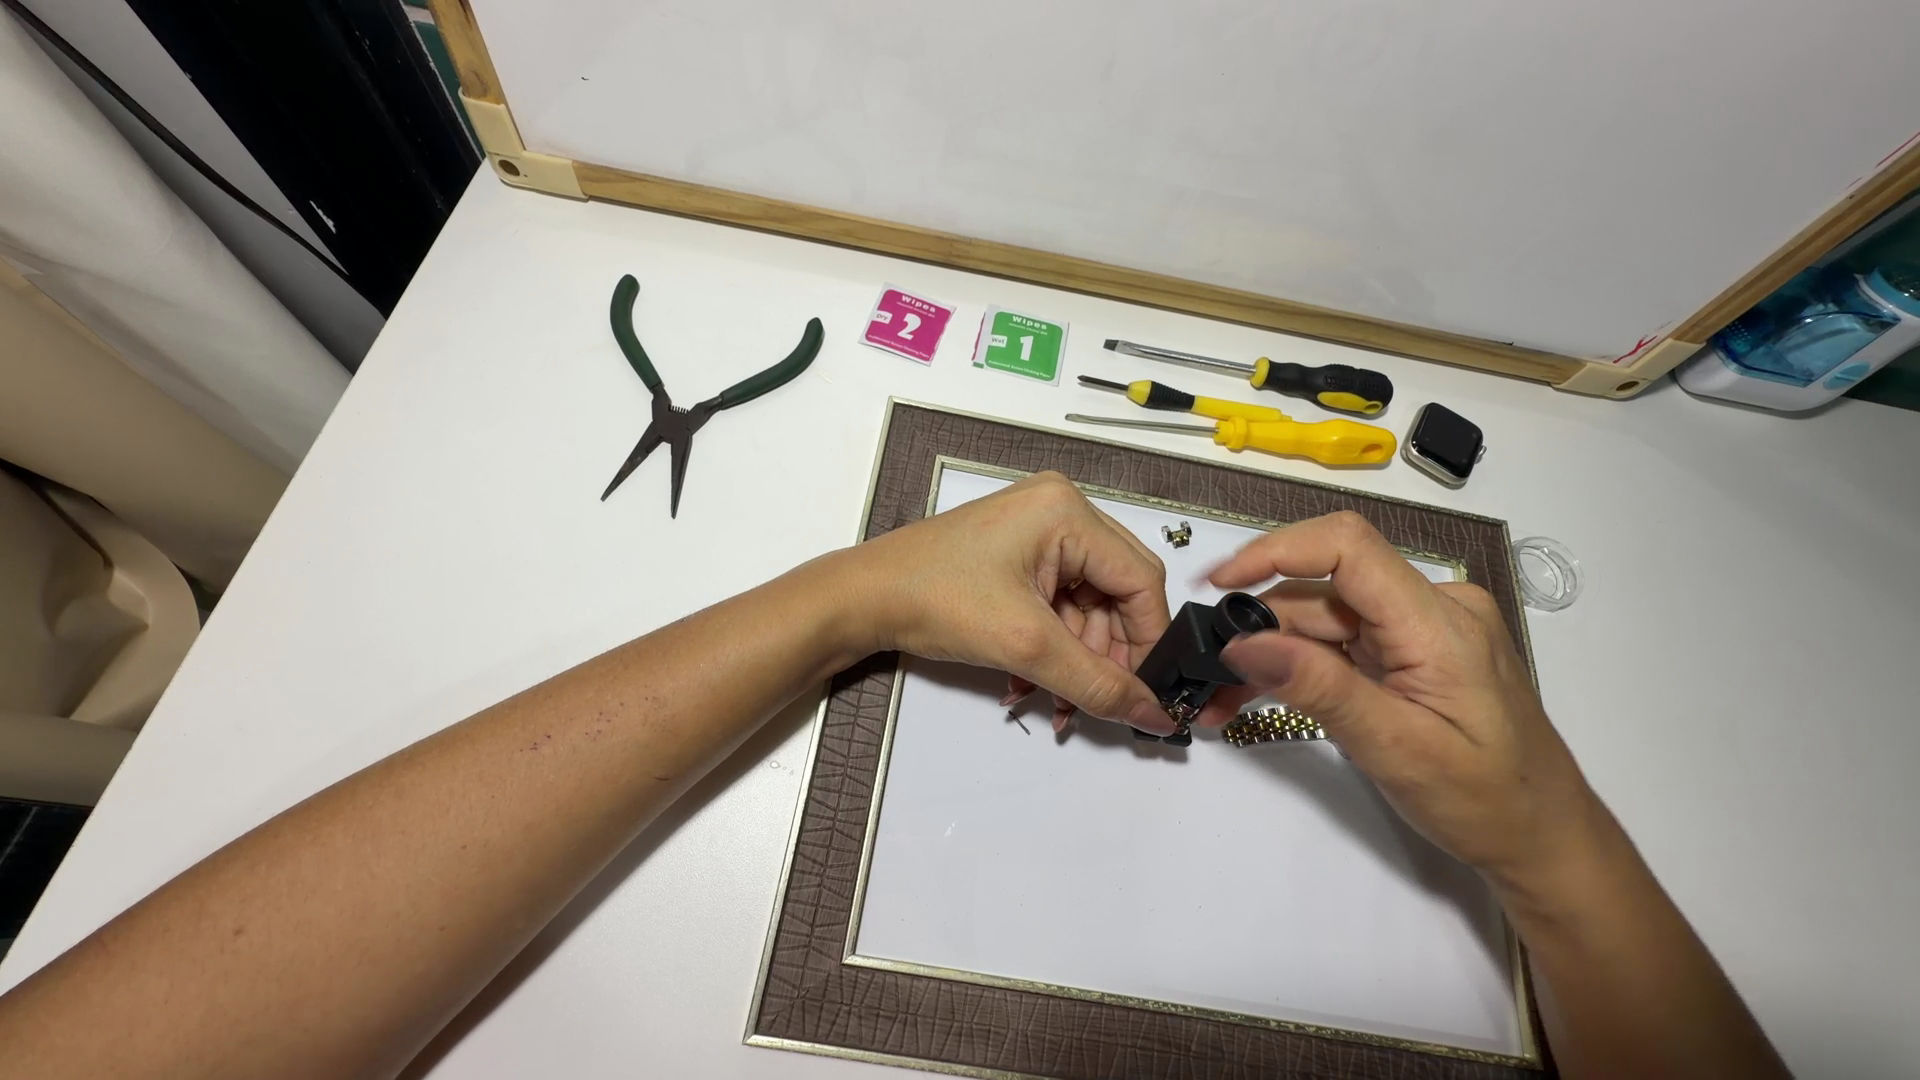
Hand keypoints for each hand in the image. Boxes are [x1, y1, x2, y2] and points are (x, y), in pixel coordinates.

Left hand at [847, 472, 1174, 733]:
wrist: (864, 599)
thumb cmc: (932, 599)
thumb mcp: (1025, 645)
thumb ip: (1097, 683)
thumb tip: (1153, 713)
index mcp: (1067, 511)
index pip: (1139, 579)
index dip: (1148, 640)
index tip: (1148, 691)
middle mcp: (1059, 511)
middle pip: (1115, 593)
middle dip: (1106, 654)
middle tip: (1097, 701)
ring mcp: (1037, 531)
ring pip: (1087, 606)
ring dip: (1075, 658)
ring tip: (1053, 701)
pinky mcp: (1019, 554)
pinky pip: (1058, 604)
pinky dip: (1053, 646)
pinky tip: (1031, 680)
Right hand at [1200, 511, 1603, 888]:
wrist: (1544, 838)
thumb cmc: (1485, 801)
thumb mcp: (1394, 748)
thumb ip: (1319, 688)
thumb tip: (1242, 645)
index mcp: (1439, 622)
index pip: (1348, 547)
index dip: (1275, 550)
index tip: (1218, 584)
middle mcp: (1431, 606)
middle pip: (1322, 590)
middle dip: (1261, 627)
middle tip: (1214, 678)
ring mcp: (1420, 626)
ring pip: (1322, 616)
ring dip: (1273, 650)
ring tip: (1230, 698)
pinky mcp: (1410, 646)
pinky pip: (1339, 638)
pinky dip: (1298, 662)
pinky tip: (1266, 690)